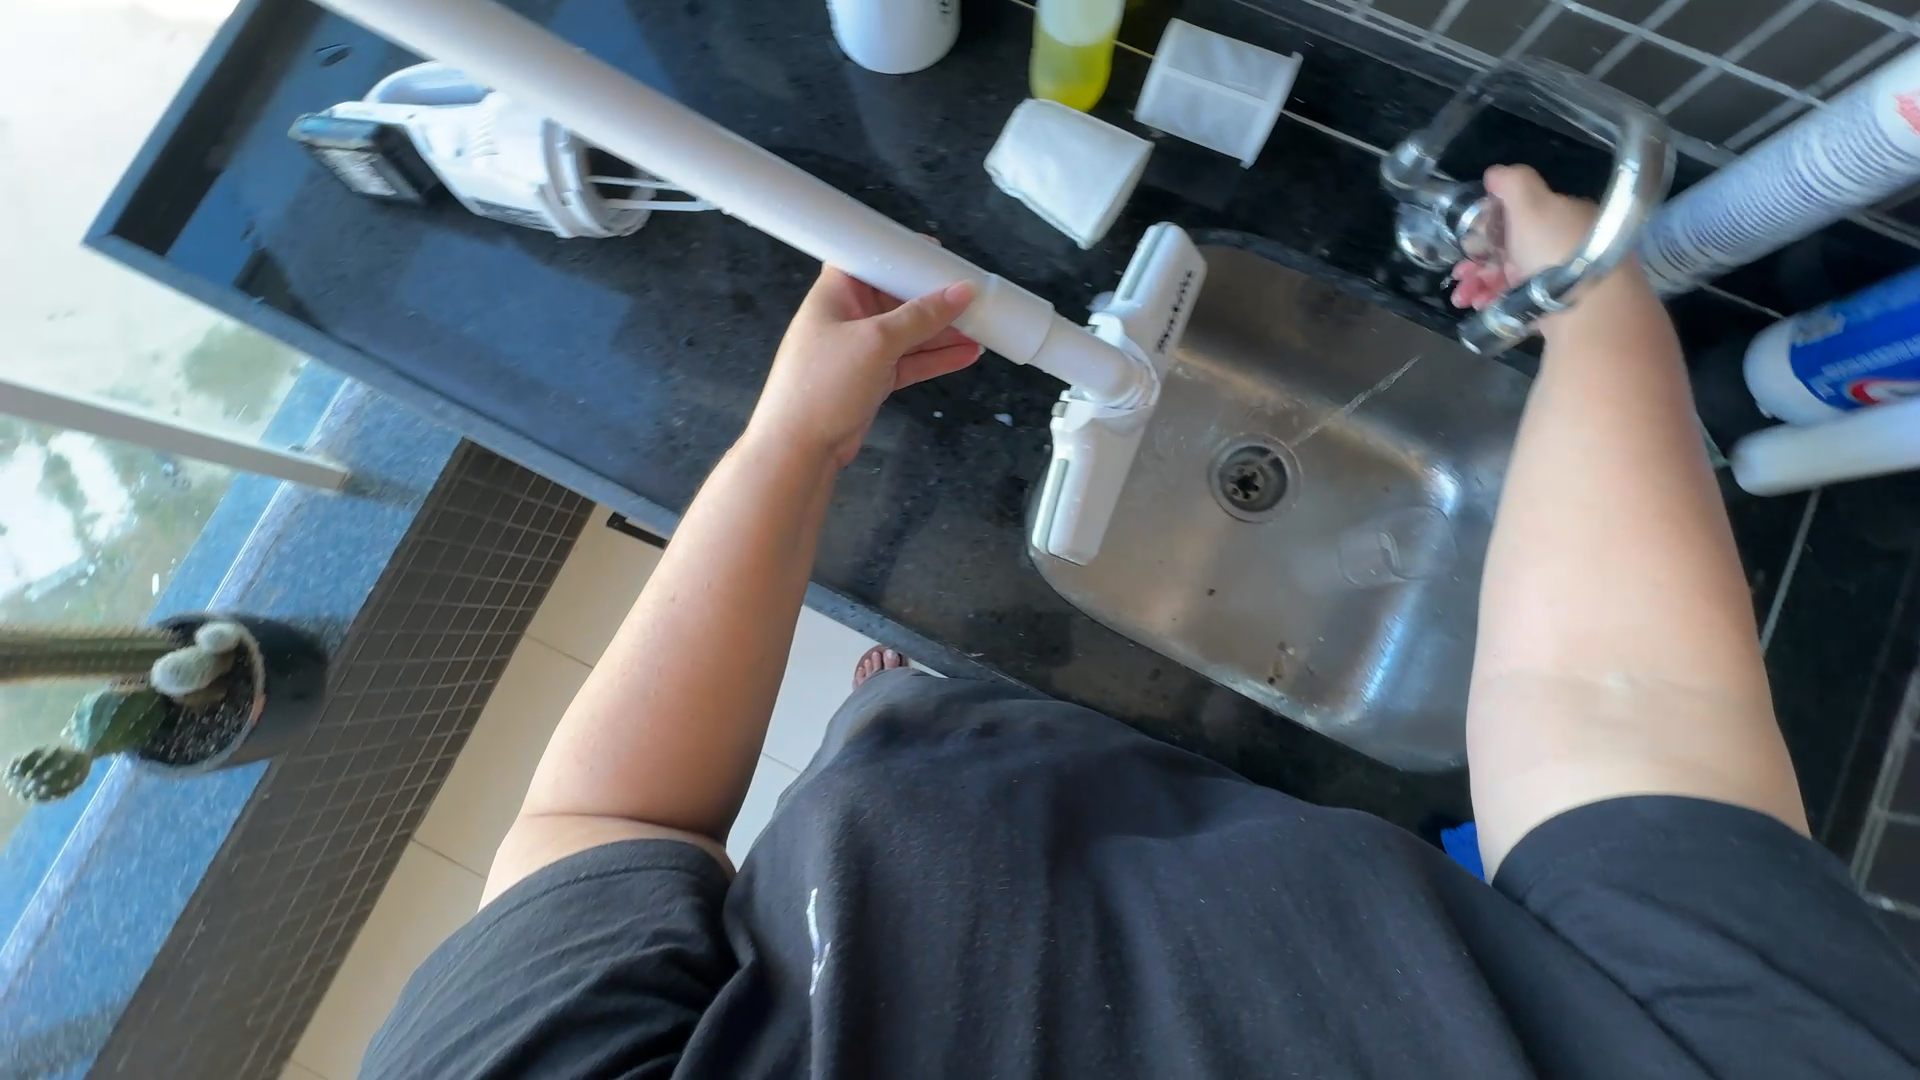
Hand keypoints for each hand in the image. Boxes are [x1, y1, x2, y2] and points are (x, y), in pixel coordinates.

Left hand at [749, 266, 980, 467]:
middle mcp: (849, 317)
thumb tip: (962, 291)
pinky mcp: (874, 379)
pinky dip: (936, 358)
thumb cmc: (825, 384)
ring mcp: (862, 350)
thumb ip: (922, 316)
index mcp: (837, 293)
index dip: (903, 254)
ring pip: (910, 333)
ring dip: (943, 331)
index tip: (939, 255)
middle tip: (974, 295)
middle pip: (897, 297)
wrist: (799, 447)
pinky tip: (966, 354)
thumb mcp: (876, 342)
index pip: (871, 259)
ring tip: (983, 327)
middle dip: (934, 297)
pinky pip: (911, 361)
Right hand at [1449, 165, 1607, 326]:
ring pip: (1507, 276)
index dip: (1486, 231)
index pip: (1517, 219)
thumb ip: (1513, 185)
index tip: (1465, 245)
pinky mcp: (1551, 303)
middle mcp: (1560, 243)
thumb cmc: (1555, 250)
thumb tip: (1494, 172)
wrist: (1587, 302)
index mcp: (1559, 216)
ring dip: (1478, 285)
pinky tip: (1479, 306)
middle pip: (1508, 250)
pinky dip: (1492, 301)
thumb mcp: (1532, 207)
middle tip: (1458, 277)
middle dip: (1476, 264)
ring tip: (1462, 299)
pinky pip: (1515, 299)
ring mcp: (1557, 275)